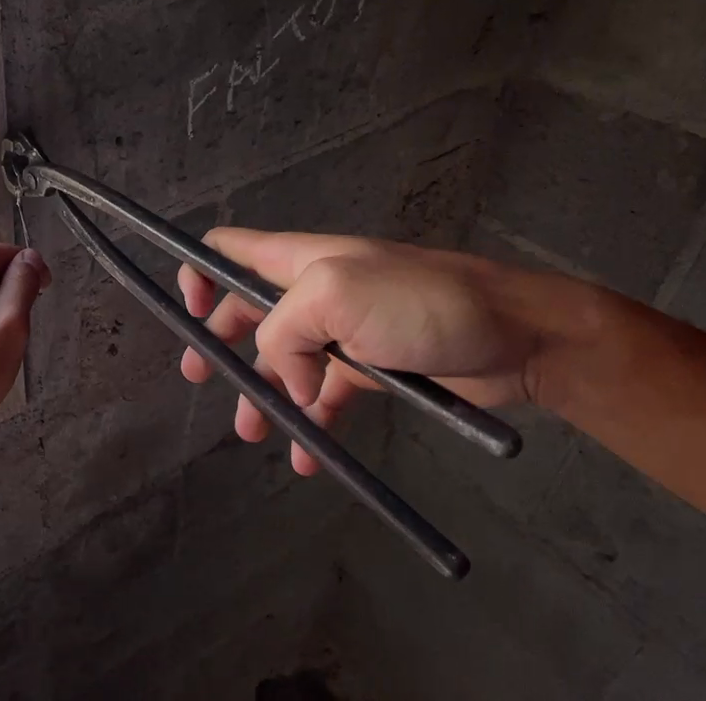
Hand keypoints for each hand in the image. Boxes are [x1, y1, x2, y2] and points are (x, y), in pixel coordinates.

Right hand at [177, 229, 561, 475]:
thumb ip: (284, 331)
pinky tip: (305, 455)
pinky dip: (310, 424)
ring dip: (262, 393)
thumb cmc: (418, 300)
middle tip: (200, 377)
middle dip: (219, 342)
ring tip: (250, 431)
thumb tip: (288, 383)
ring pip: (284, 362)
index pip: (229, 250)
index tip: (189, 309)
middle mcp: (312, 293)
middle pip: (247, 311)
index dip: (199, 272)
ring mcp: (342, 333)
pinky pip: (325, 397)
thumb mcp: (333, 295)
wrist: (516, 336)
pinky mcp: (371, 371)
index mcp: (296, 261)